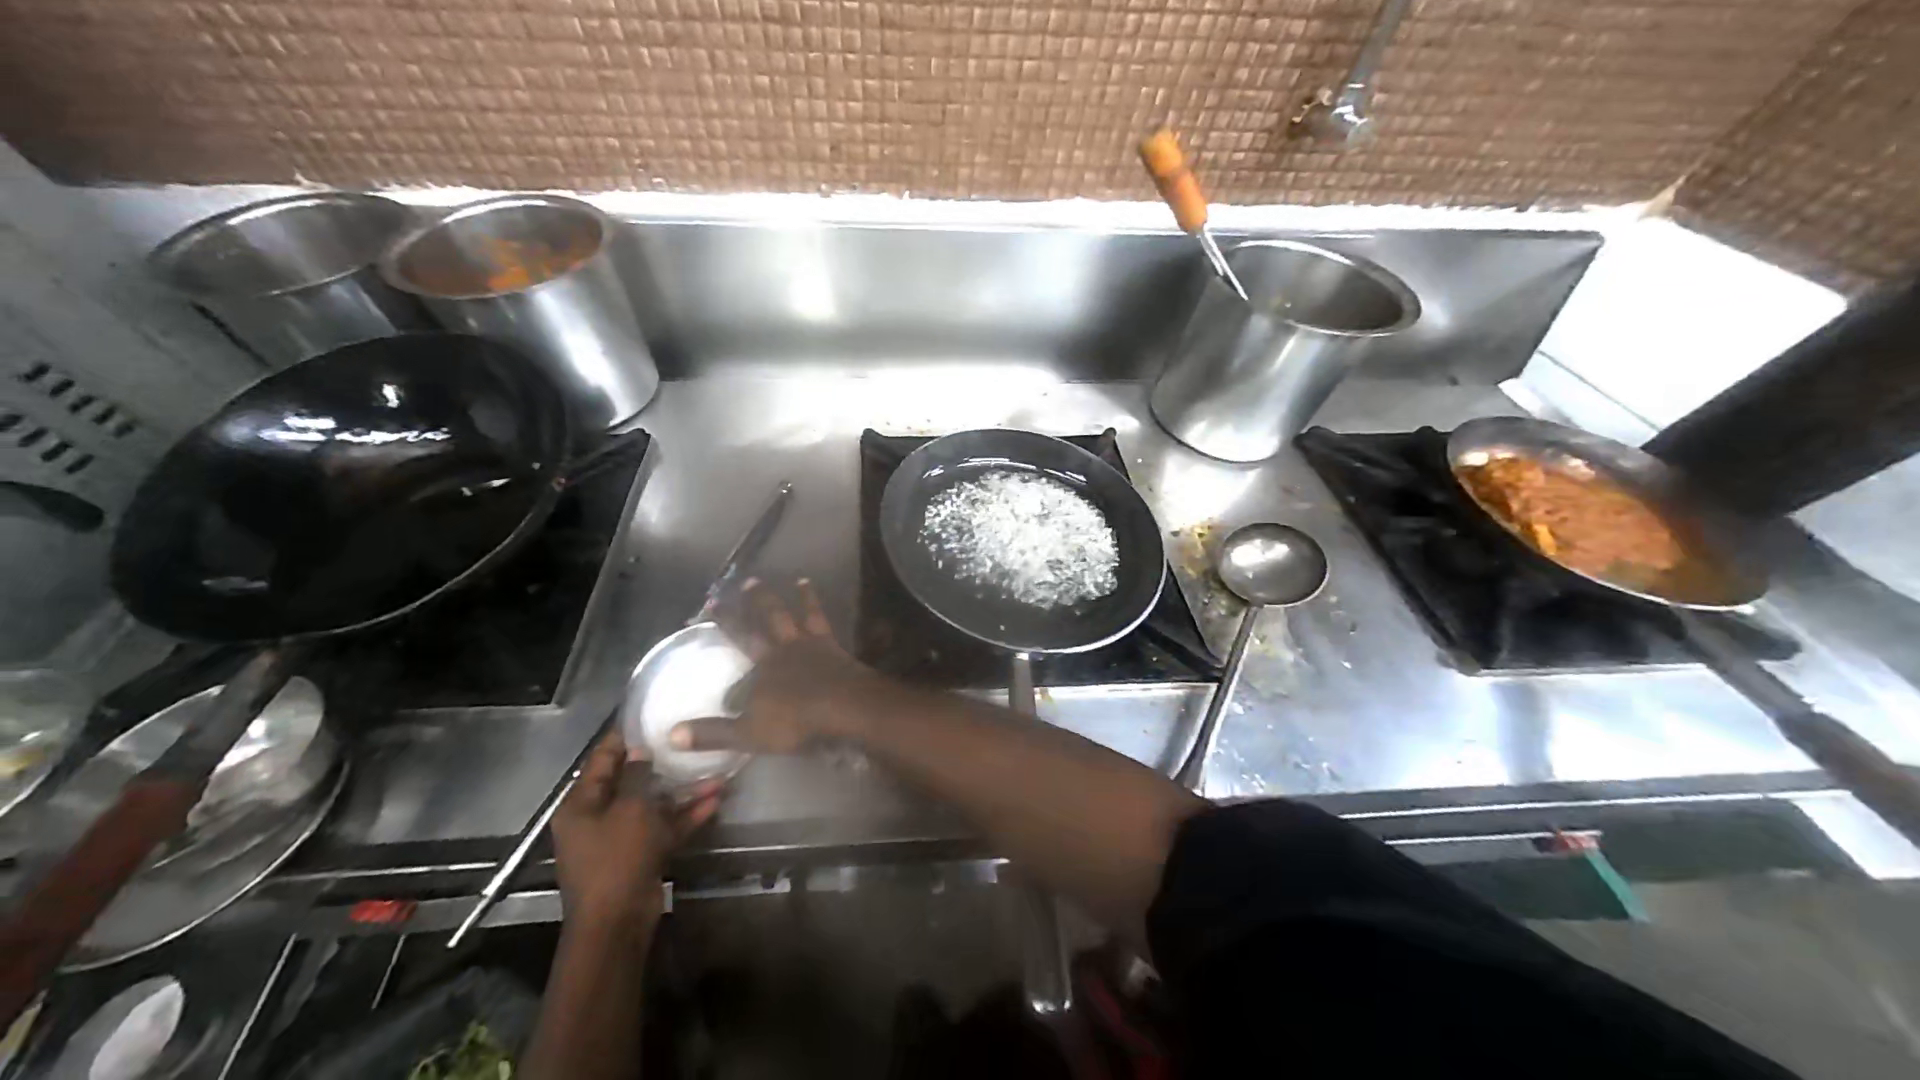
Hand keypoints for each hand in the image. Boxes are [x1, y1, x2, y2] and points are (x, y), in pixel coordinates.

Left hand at [550, 732, 721, 927]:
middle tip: (688, 740)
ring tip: (716, 773)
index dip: (624, 738)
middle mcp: (598, 818)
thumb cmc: (616, 858)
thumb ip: (638, 777)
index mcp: (581, 804)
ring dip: (683, 792)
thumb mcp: (630, 809)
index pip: (601, 760)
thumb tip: (642, 753)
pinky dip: (686, 816)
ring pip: (654, 806)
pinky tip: (715, 801)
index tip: (649, 717)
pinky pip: (665, 828)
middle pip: (631, 782)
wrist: (617, 921)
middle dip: (662, 765)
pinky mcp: (642, 855)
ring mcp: (621, 838)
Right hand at [673, 579, 887, 753]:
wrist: (846, 708)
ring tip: (800, 579)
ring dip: (801, 597)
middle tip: (748, 581)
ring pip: (803, 615)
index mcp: (765, 665)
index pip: (740, 638)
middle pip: (770, 618)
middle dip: (757, 601)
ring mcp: (816, 647)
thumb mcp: (749, 733)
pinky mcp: (838, 650)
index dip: (725, 621)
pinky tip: (823, 601)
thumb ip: (713, 732)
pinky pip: (827, 624)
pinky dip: (821, 608)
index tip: (710, 603)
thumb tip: (672, 735)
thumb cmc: (796, 721)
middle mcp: (788, 648)